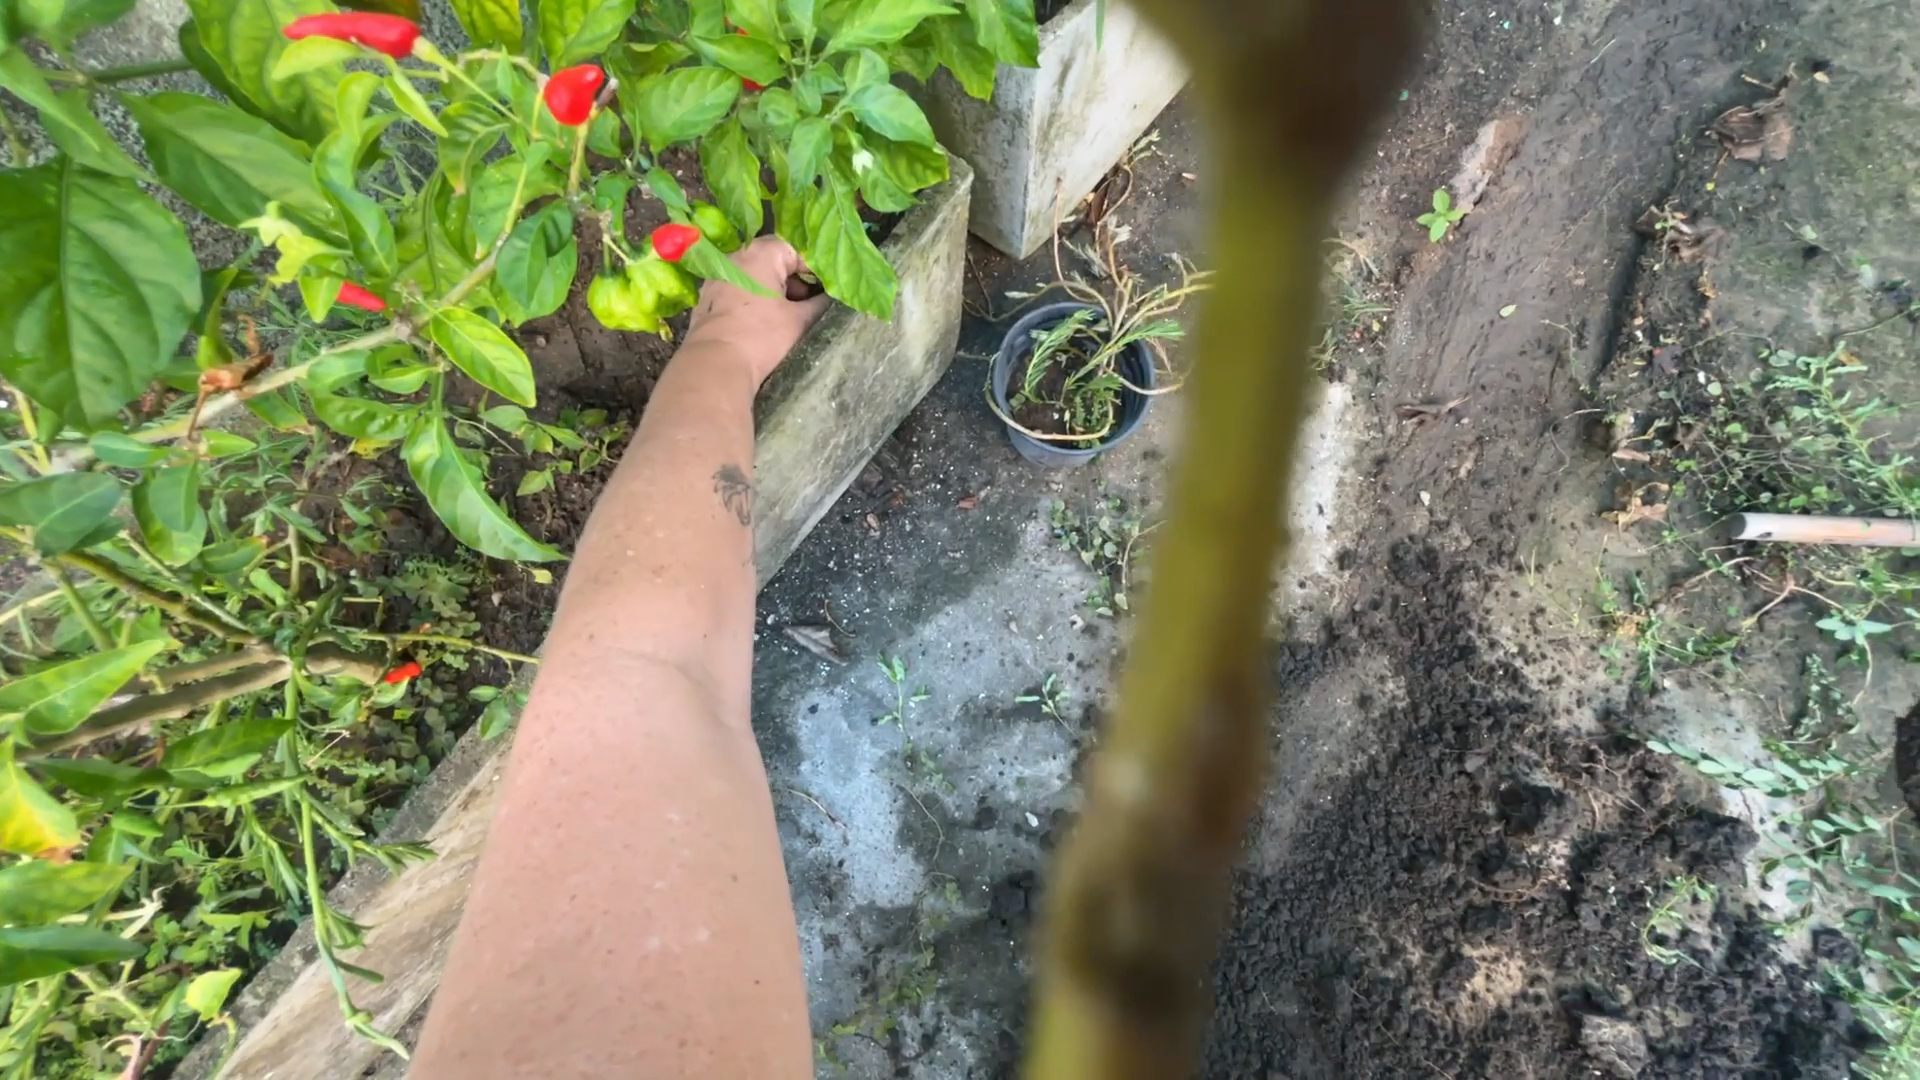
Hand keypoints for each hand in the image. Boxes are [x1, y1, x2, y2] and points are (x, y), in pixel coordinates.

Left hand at [682, 236, 829, 385]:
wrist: (716, 364)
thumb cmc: (762, 336)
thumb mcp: (800, 320)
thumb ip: (820, 304)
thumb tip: (833, 298)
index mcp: (760, 254)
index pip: (795, 249)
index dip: (814, 269)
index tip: (826, 289)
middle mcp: (736, 257)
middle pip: (773, 260)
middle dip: (794, 280)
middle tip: (809, 304)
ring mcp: (718, 276)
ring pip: (755, 276)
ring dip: (774, 291)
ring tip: (788, 316)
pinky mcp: (709, 297)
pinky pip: (738, 290)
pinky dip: (754, 300)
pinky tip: (763, 322)